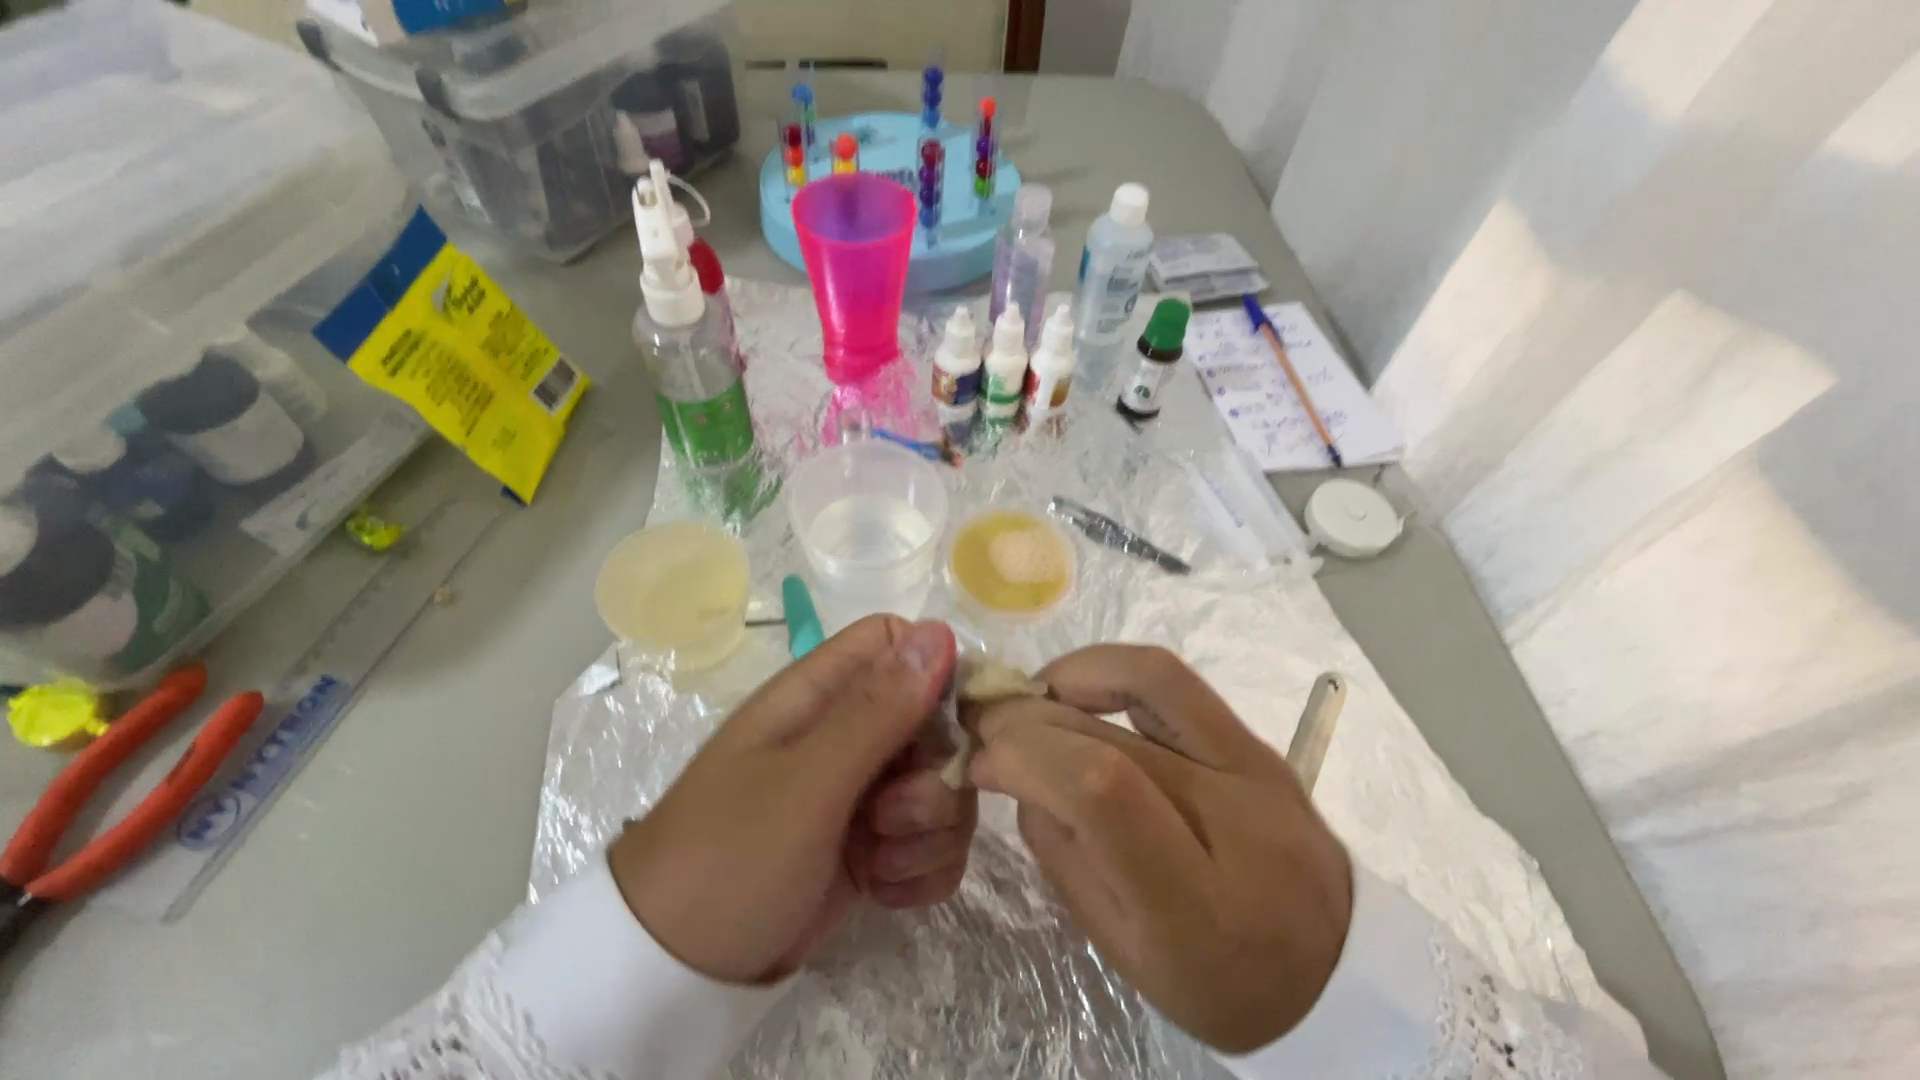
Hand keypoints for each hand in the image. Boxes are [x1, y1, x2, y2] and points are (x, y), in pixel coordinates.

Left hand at [610, 616, 974, 984]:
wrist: (677, 970)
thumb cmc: (730, 859)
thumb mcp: (806, 782)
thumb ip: (878, 709)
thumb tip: (943, 629)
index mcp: (820, 696)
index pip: (900, 645)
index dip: (935, 675)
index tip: (949, 728)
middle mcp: (847, 736)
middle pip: (937, 724)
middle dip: (933, 779)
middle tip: (890, 818)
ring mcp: (861, 795)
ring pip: (942, 790)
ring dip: (927, 835)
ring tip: (875, 865)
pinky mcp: (873, 849)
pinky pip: (932, 844)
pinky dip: (919, 871)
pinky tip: (881, 891)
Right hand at [968, 645, 1352, 1054]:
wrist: (1336, 968)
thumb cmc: (1219, 982)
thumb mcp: (1125, 950)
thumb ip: (1065, 858)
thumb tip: (1020, 773)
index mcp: (1197, 903)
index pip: (1102, 791)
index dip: (1027, 758)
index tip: (982, 763)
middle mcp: (1235, 818)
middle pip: (1110, 735)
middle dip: (1024, 720)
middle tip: (981, 725)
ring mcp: (1256, 768)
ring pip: (1149, 680)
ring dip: (1067, 676)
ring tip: (1027, 697)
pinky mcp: (1257, 742)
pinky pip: (1175, 681)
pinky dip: (1110, 669)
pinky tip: (1075, 687)